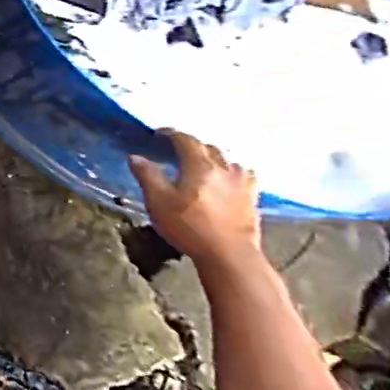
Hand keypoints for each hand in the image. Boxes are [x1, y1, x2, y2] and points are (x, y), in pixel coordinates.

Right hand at [130, 130, 261, 270]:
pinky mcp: (252, 201)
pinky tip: (228, 180)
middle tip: (177, 150)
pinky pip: (244, 177)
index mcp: (200, 166)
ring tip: (204, 163)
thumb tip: (136, 156)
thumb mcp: (158, 200)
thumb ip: (147, 175)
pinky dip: (233, 172)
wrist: (230, 256)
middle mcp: (224, 169)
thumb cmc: (189, 226)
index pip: (186, 140)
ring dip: (214, 158)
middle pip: (209, 148)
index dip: (172, 134)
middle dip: (192, 145)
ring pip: (228, 161)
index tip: (159, 134)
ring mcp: (242, 185)